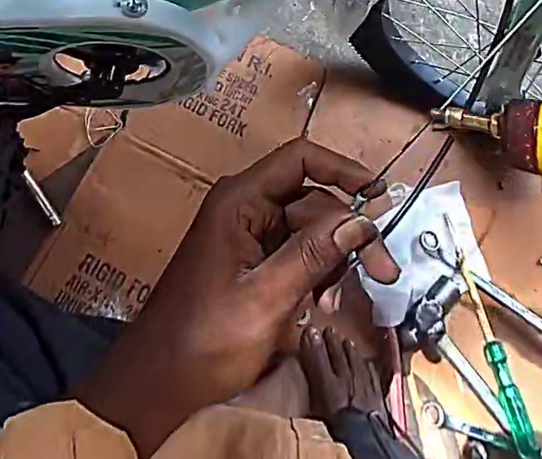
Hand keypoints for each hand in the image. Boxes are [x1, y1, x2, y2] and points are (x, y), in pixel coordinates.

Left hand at [70, 138, 400, 454]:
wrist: (160, 381)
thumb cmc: (203, 338)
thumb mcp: (266, 297)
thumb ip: (314, 255)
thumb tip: (359, 221)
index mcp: (240, 200)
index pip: (298, 159)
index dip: (341, 169)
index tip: (378, 195)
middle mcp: (245, 207)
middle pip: (310, 200)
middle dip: (347, 232)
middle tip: (382, 270)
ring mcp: (247, 234)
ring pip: (308, 230)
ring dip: (332, 261)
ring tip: (337, 302)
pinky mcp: (251, 261)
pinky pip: (295, 255)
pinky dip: (315, 276)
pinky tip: (320, 306)